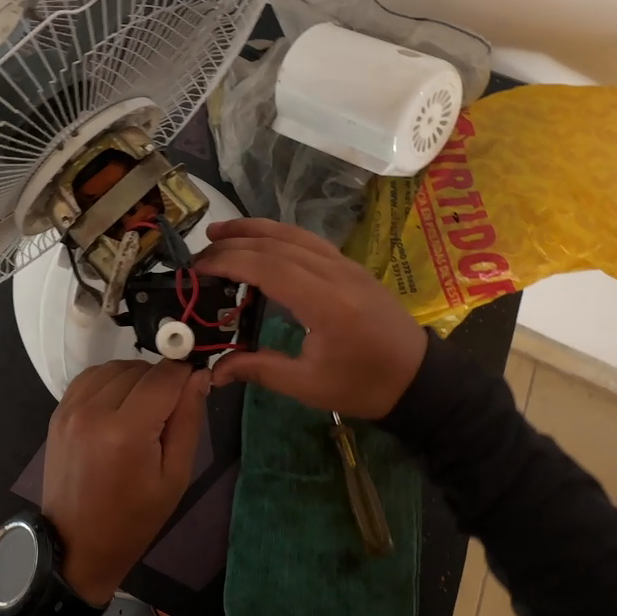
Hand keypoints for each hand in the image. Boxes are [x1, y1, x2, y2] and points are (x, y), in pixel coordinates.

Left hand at [42, 359, 208, 605]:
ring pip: (116, 367)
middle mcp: (95, 410)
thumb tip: (199, 374)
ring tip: (142, 410)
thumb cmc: (134, 519)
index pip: (164, 376)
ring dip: (135, 378)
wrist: (77, 545)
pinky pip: (92, 376)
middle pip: (140, 368)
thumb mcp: (175, 476)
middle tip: (168, 411)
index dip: (185, 373)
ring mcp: (71, 408)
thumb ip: (188, 419)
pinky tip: (118, 406)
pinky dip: (110, 381)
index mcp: (127, 431)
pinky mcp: (59, 410)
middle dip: (161, 381)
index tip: (195, 381)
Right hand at [196, 218, 428, 419]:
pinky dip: (275, 233)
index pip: (267, 267)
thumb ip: (258, 369)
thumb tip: (213, 370)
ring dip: (251, 230)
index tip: (197, 270)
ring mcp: (344, 263)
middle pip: (274, 245)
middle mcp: (333, 273)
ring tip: (217, 233)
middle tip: (198, 257)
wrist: (419, 378)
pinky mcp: (348, 264)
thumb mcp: (309, 385)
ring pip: (290, 233)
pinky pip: (306, 238)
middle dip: (231, 245)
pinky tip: (256, 240)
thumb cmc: (363, 385)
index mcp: (325, 303)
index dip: (228, 262)